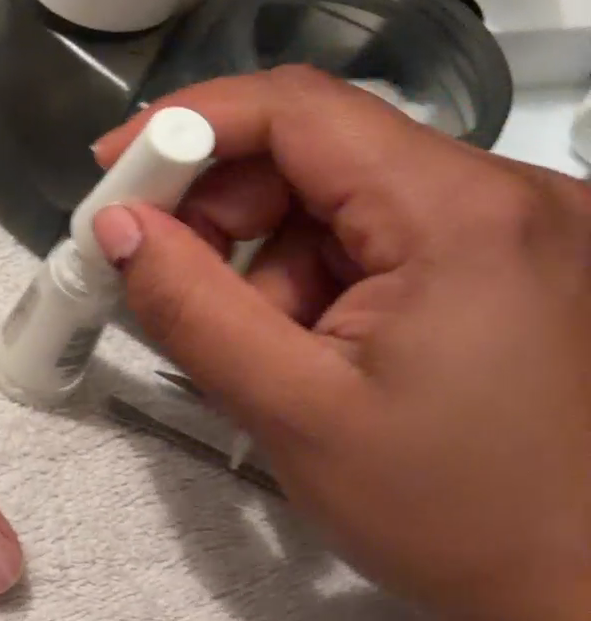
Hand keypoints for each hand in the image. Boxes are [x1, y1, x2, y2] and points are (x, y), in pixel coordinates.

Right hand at [91, 66, 590, 620]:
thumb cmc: (446, 510)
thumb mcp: (287, 406)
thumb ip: (188, 305)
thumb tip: (113, 224)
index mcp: (460, 215)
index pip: (299, 110)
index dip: (187, 122)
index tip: (108, 170)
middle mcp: (502, 198)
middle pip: (312, 150)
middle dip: (216, 207)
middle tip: (161, 280)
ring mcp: (511, 233)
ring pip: (332, 201)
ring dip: (258, 259)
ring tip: (247, 346)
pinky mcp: (505, 270)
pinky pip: (369, 241)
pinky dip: (304, 282)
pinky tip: (296, 351)